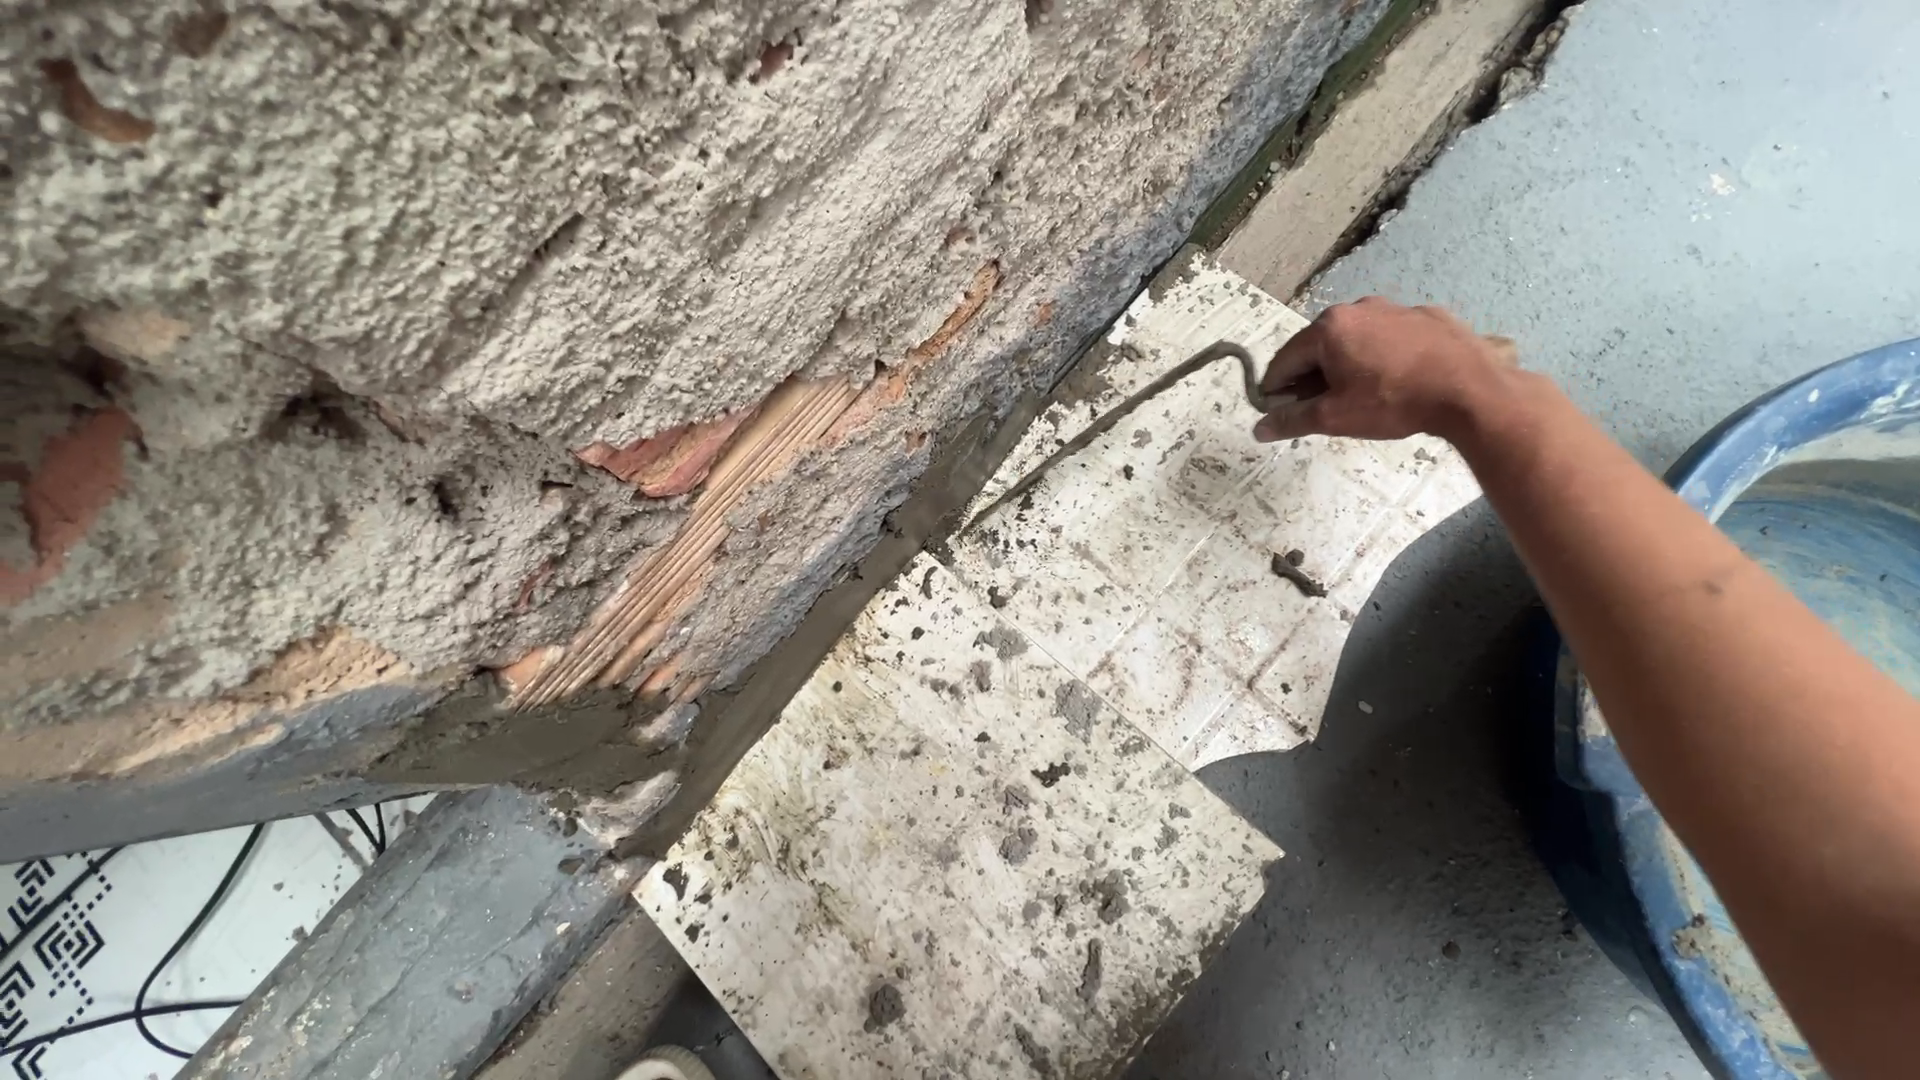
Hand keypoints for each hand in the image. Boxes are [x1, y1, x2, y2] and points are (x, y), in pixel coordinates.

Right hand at [1253, 297, 1517, 442]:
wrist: (1472, 391)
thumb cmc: (1392, 402)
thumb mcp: (1333, 417)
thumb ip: (1291, 420)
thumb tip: (1259, 429)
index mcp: (1328, 328)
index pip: (1284, 361)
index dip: (1275, 390)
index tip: (1279, 413)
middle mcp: (1357, 309)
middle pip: (1318, 348)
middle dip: (1312, 378)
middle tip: (1322, 410)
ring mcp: (1396, 309)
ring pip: (1355, 341)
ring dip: (1346, 367)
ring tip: (1361, 398)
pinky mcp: (1428, 317)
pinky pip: (1389, 338)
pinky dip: (1381, 358)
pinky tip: (1396, 382)